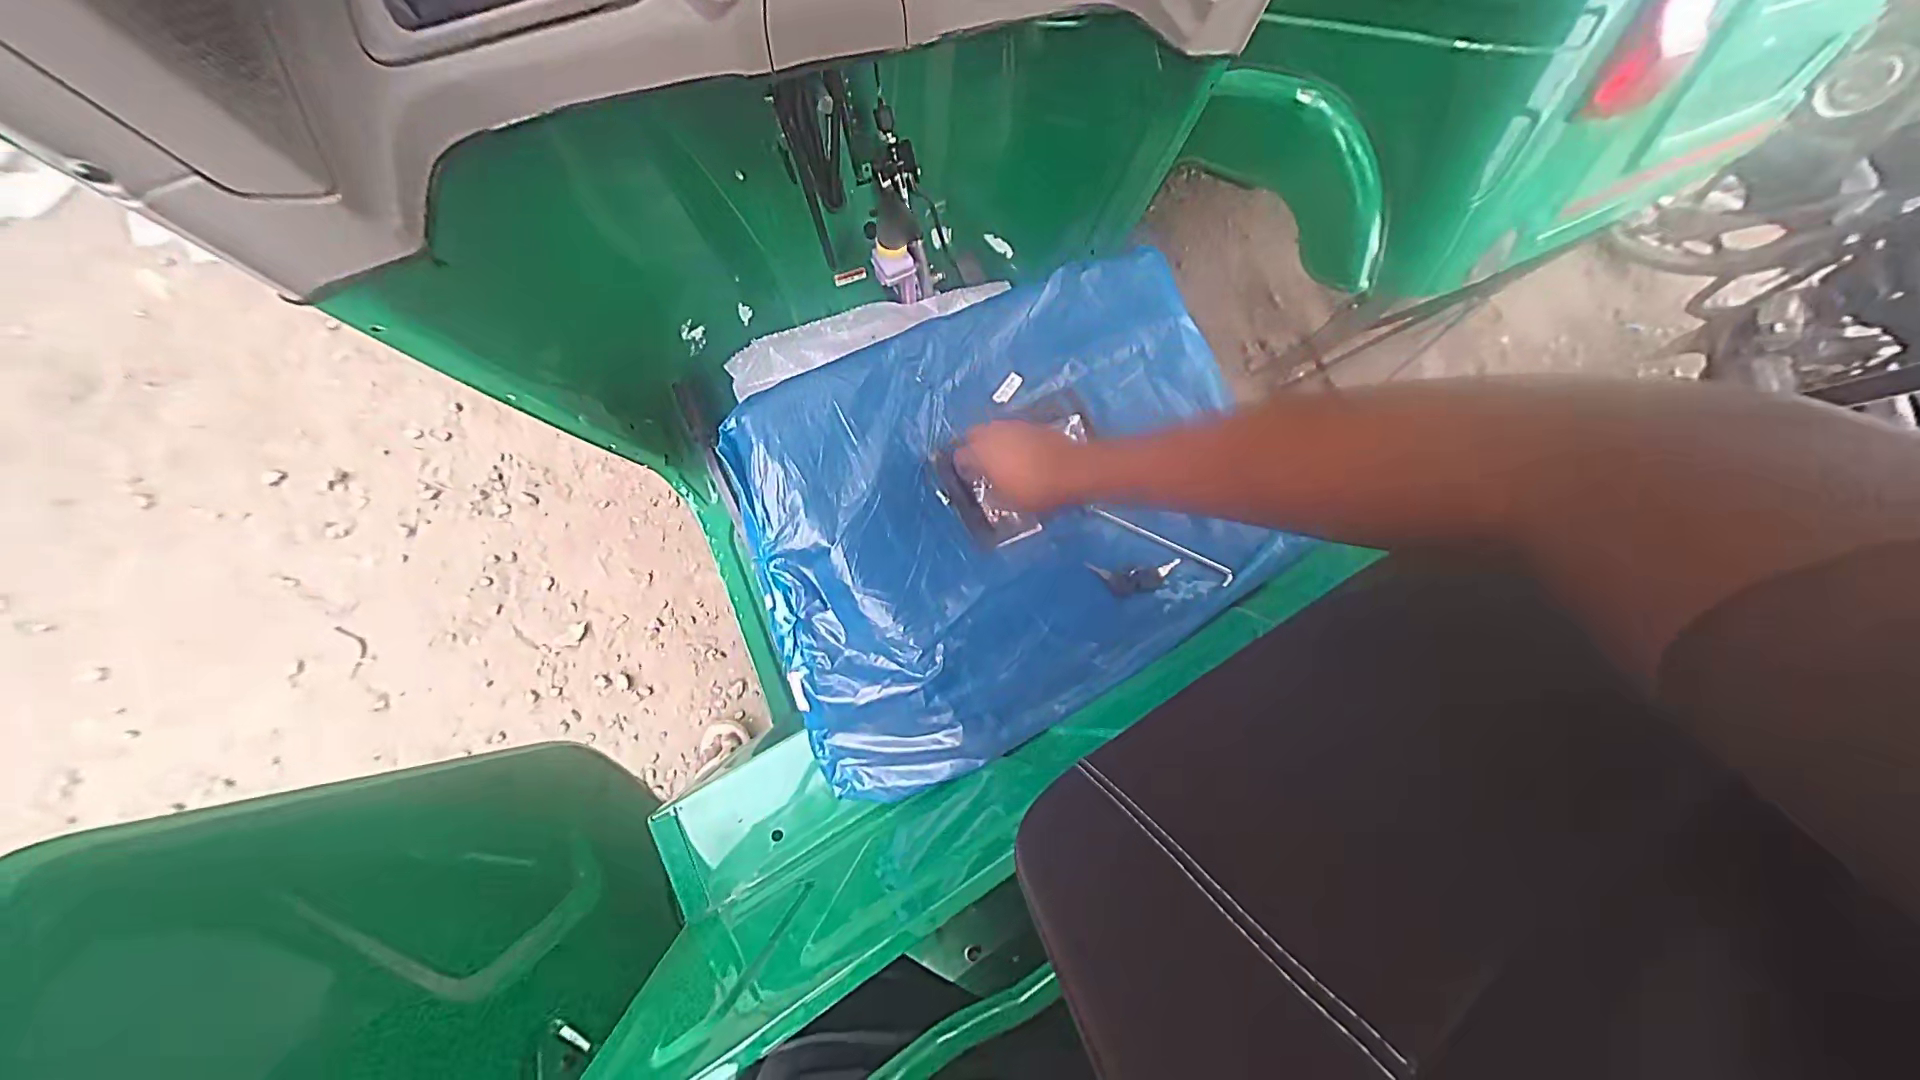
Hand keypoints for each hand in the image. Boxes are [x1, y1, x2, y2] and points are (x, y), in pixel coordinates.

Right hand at [955, 420, 1089, 511]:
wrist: (1075, 470)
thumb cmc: (1037, 489)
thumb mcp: (1009, 503)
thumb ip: (992, 496)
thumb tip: (989, 493)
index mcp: (981, 452)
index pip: (960, 455)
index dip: (963, 468)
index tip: (970, 478)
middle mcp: (993, 433)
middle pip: (973, 435)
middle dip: (974, 448)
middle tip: (982, 465)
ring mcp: (1014, 425)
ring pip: (994, 430)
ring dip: (993, 442)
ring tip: (1002, 460)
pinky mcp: (1033, 424)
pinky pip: (1013, 431)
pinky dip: (1012, 440)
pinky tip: (1022, 455)